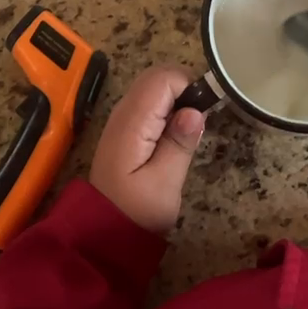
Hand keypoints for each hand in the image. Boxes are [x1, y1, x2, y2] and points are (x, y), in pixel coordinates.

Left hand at [88, 65, 206, 233]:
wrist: (103, 232)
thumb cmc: (137, 212)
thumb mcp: (165, 183)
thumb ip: (179, 144)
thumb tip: (195, 110)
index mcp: (132, 122)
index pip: (162, 79)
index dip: (188, 87)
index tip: (204, 113)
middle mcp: (123, 111)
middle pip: (157, 76)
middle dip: (185, 88)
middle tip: (200, 120)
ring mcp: (121, 118)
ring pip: (153, 86)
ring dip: (177, 98)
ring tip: (189, 129)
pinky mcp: (125, 127)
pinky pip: (149, 101)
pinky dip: (167, 107)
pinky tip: (174, 134)